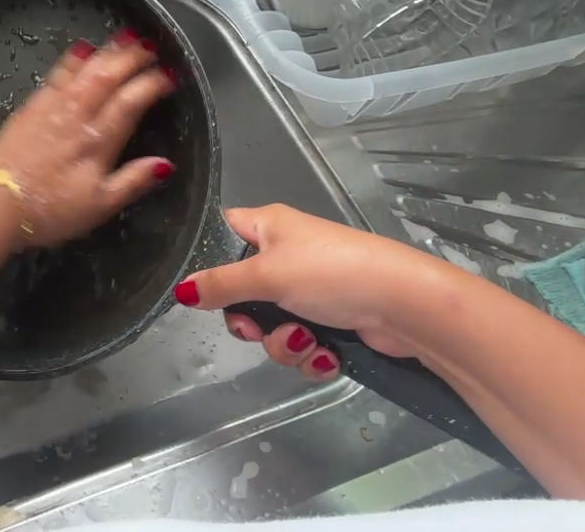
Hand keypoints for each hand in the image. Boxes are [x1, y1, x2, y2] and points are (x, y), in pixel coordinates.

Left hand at [0, 29, 176, 247]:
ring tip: (126, 38)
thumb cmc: (49, 211)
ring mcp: (52, 107)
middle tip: (152, 45)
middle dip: (133, 58)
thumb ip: (132, 182)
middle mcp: (76, 117)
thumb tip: (164, 163)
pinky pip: (57, 74)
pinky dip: (73, 59)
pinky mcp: (31, 106)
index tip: (170, 75)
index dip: (152, 84)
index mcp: (97, 142)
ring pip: (84, 70)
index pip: (130, 103)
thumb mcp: (98, 207)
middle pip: (108, 77)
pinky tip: (82, 49)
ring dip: (107, 52)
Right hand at [175, 205, 460, 376]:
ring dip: (284, 342)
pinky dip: (310, 354)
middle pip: (244, 290)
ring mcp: (311, 288)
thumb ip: (220, 285)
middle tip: (254, 329)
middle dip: (250, 319)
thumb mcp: (266, 275)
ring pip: (272, 323)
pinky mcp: (333, 320)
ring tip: (306, 342)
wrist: (404, 304)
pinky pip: (302, 341)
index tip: (209, 289)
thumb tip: (180, 290)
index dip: (212, 258)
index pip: (225, 231)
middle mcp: (287, 254)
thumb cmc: (329, 272)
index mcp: (269, 226)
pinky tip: (326, 357)